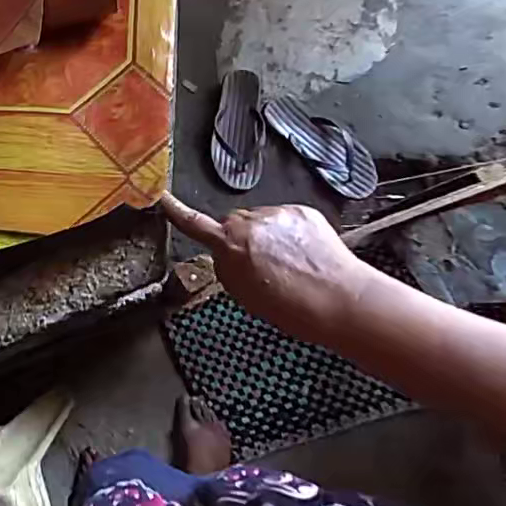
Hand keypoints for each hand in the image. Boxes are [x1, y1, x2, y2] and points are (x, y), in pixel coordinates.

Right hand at [160, 193, 383, 346]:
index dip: (175, 211)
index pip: (194, 224)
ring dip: (265, 235)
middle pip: (232, 223)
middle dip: (238, 238)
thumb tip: (225, 254)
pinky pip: (283, 218)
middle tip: (258, 264)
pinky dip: (288, 233)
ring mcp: (277, 214)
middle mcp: (250, 223)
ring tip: (287, 263)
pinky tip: (302, 254)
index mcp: (230, 245)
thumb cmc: (292, 307)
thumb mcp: (242, 294)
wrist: (342, 301)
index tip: (162, 198)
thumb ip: (225, 266)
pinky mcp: (302, 211)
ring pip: (259, 220)